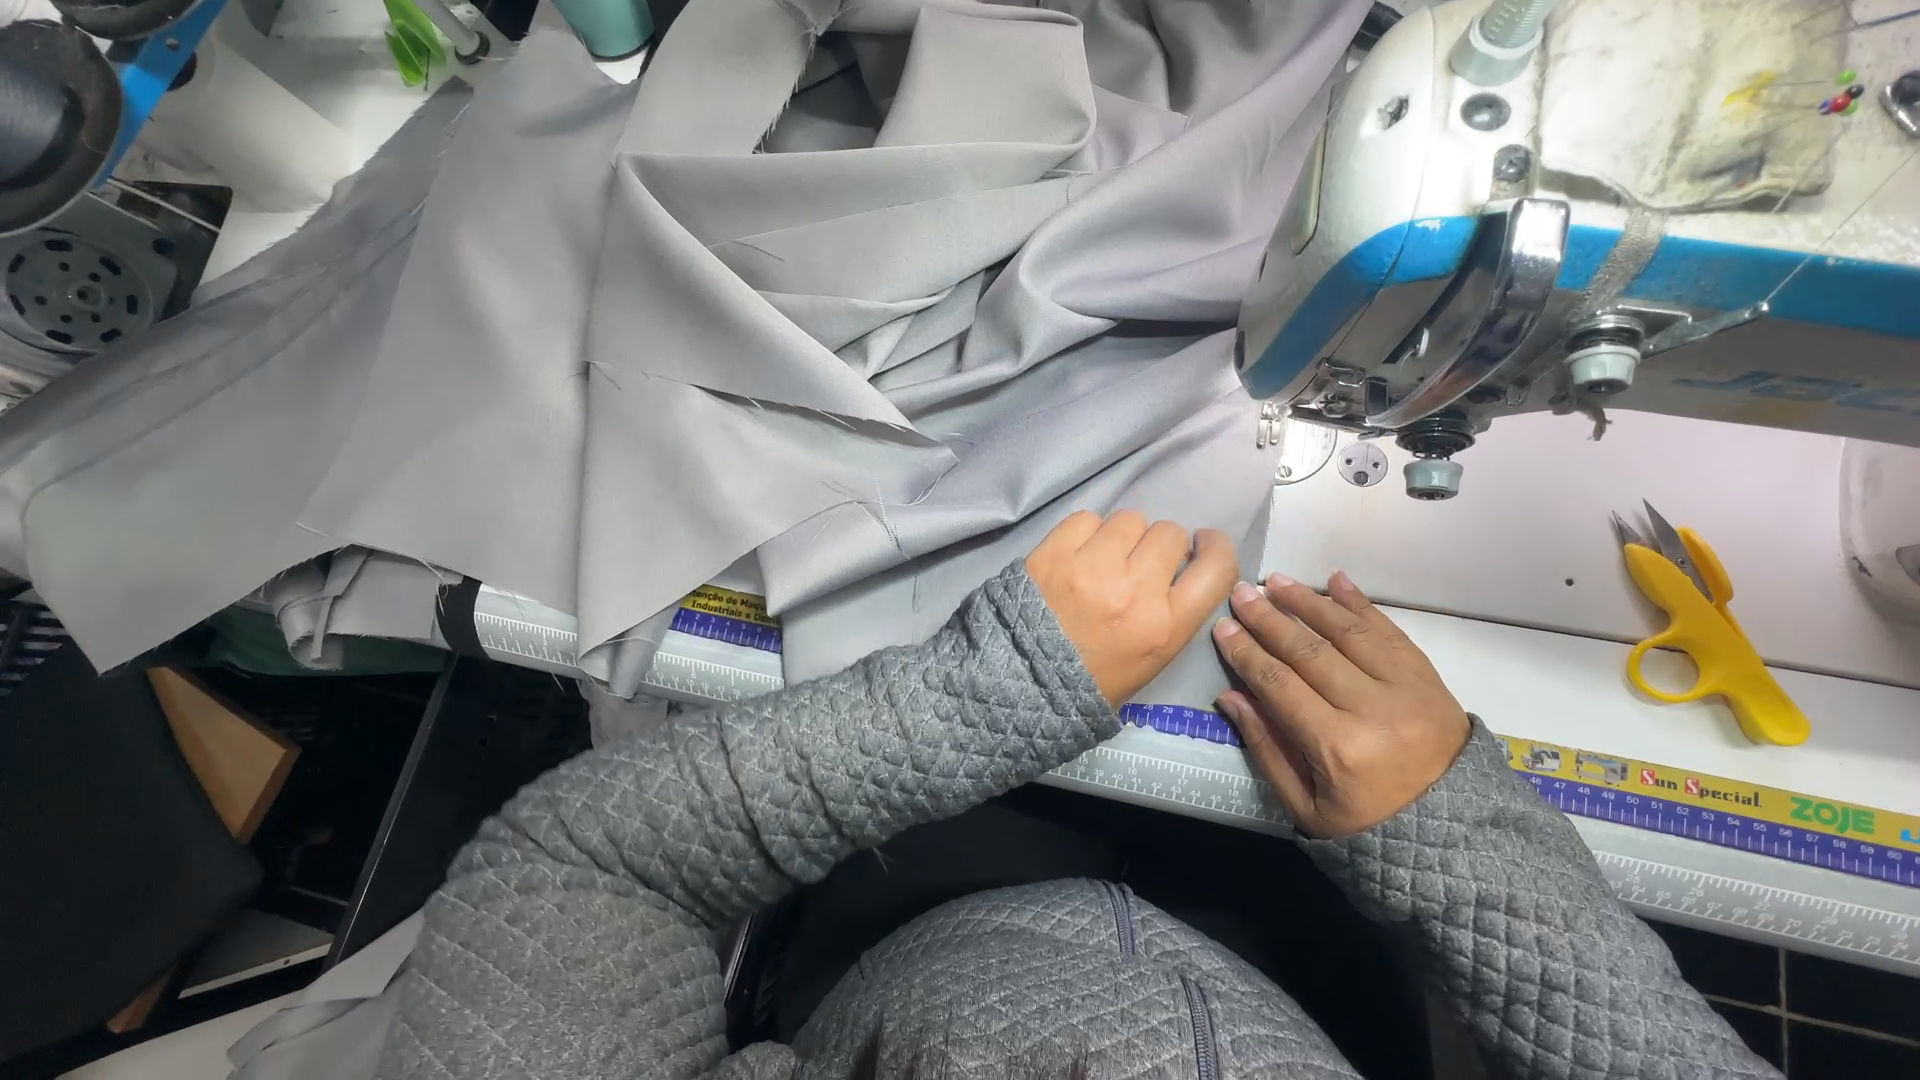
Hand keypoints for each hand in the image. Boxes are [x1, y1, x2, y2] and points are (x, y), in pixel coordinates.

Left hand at [1026, 510, 1238, 707]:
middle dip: (1159, 545)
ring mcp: (1091, 569)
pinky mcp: (1052, 554)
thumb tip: (1180, 564)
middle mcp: (1133, 591)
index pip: (1215, 568)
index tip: (1201, 544)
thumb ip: (1174, 612)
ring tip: (1103, 558)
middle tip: (1138, 562)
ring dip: (1122, 535)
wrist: (1021, 684)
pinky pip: (1086, 518)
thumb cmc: (1092, 679)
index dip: (1214, 547)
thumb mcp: (1152, 660)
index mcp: (1164, 627)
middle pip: (1169, 533)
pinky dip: (1085, 532)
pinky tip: (1076, 554)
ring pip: (1129, 519)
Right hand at [1211, 572, 1469, 836]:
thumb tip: (1230, 697)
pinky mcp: (1430, 680)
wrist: (1457, 838)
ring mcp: (1408, 690)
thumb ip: (1266, 748)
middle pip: (1310, 652)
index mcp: (1339, 749)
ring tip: (1278, 581)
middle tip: (1241, 594)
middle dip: (1270, 619)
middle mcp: (1374, 711)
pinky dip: (1362, 604)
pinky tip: (1336, 581)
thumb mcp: (1305, 807)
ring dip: (1309, 602)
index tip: (1222, 627)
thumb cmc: (1369, 826)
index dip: (1247, 653)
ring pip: (1350, 632)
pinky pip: (1391, 632)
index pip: (1280, 685)